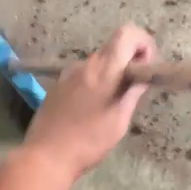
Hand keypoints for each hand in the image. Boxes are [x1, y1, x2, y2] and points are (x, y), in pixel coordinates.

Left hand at [23, 24, 157, 175]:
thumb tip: (142, 76)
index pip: (127, 33)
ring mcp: (67, 74)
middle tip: (131, 93)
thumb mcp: (119, 121)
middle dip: (127, 64)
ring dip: (109, 76)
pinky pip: (82, 76)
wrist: (46, 156)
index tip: (145, 69)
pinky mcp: (57, 85)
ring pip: (97, 64)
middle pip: (112, 49)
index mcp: (104, 70)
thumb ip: (132, 93)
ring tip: (108, 107)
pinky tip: (88, 111)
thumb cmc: (88, 142)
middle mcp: (85, 65)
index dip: (143, 44)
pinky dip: (93, 84)